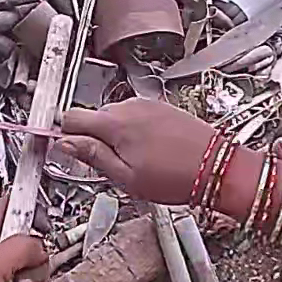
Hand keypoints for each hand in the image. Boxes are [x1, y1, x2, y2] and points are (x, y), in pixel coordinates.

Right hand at [58, 98, 219, 205]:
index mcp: (115, 123)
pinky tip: (150, 150)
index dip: (66, 135)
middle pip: (93, 117)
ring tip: (137, 160)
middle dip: (95, 139)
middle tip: (112, 165)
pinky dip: (134, 130)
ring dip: (116, 135)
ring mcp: (146, 104)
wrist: (215, 166)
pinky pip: (134, 115)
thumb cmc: (175, 176)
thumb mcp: (125, 177)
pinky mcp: (160, 106)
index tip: (70, 150)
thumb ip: (92, 156)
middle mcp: (129, 106)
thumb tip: (65, 143)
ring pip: (114, 117)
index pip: (71, 117)